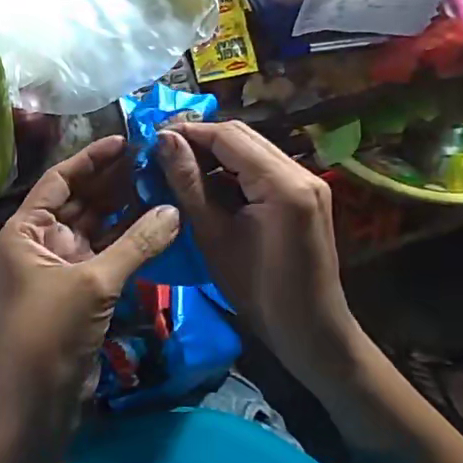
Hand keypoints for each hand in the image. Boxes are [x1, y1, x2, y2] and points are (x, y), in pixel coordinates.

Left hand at [0, 134, 179, 427]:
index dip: (92, 159)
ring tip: (159, 183)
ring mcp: (61, 266)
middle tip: (153, 159)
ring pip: (96, 226)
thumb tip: (174, 210)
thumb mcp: (94, 283)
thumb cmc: (52, 332)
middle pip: (79, 200)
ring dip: (124, 208)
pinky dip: (128, 240)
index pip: (59, 180)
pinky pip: (106, 253)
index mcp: (25, 231)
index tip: (126, 141)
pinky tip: (156, 222)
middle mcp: (40, 242)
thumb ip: (136, 244)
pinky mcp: (80, 288)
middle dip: (113, 181)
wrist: (40, 402)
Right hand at [157, 121, 361, 379]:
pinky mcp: (307, 194)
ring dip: (217, 153)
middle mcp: (301, 171)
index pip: (228, 136)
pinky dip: (235, 169)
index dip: (188, 132)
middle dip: (202, 139)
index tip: (153, 140)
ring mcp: (308, 181)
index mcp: (282, 183)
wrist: (310, 330)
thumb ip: (188, 183)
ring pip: (254, 149)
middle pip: (243, 136)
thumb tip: (163, 140)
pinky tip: (210, 183)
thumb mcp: (214, 236)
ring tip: (180, 167)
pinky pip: (265, 167)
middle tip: (162, 153)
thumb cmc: (257, 290)